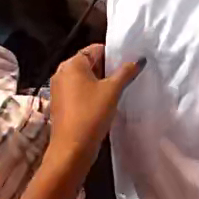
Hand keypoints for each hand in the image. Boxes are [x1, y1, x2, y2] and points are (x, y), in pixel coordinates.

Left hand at [46, 44, 141, 170]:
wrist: (72, 149)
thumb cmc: (92, 114)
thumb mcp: (113, 90)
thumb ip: (126, 72)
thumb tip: (139, 59)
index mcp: (72, 63)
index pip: (96, 49)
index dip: (113, 55)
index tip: (128, 65)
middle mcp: (62, 72)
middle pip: (89, 63)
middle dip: (107, 69)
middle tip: (126, 78)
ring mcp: (59, 88)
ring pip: (84, 78)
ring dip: (100, 83)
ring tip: (118, 91)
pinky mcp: (60, 103)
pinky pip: (78, 91)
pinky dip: (90, 93)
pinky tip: (104, 103)